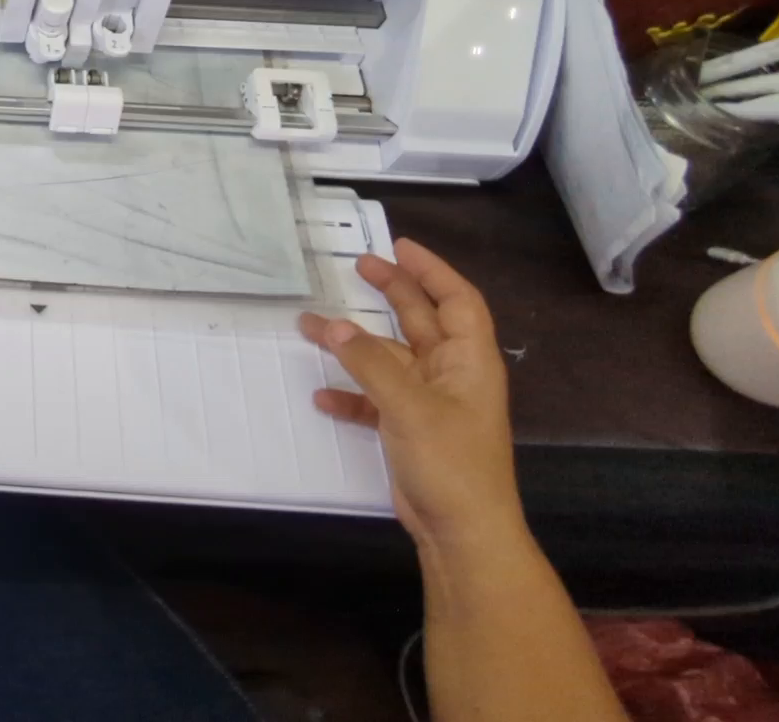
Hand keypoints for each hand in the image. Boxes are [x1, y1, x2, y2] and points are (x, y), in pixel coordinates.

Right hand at [299, 239, 525, 551]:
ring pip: (388, 357)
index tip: (398, 247)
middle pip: (422, 320)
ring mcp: (428, 402)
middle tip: (360, 265)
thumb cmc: (450, 463)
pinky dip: (348, 392)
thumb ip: (369, 363)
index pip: (457, 302)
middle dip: (393, 291)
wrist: (461, 531)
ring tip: (310, 325)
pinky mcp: (407, 427)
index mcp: (468, 363)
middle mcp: (450, 375)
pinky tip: (322, 394)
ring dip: (354, 342)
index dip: (431, 271)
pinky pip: (373, 397)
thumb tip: (331, 326)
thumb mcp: (409, 407)